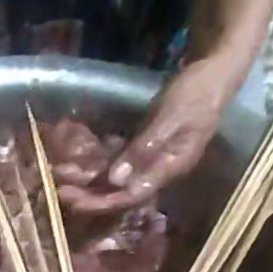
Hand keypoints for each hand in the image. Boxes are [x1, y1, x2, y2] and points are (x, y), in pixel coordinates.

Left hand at [59, 57, 240, 213]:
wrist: (216, 68)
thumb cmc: (199, 90)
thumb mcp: (171, 117)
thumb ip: (144, 149)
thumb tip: (115, 179)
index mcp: (170, 168)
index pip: (131, 196)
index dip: (101, 202)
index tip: (75, 203)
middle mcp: (156, 171)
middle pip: (116, 193)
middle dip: (86, 194)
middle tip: (56, 191)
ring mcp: (147, 161)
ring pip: (110, 179)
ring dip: (84, 180)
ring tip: (57, 176)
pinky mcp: (139, 150)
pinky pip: (111, 164)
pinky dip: (91, 165)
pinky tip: (69, 163)